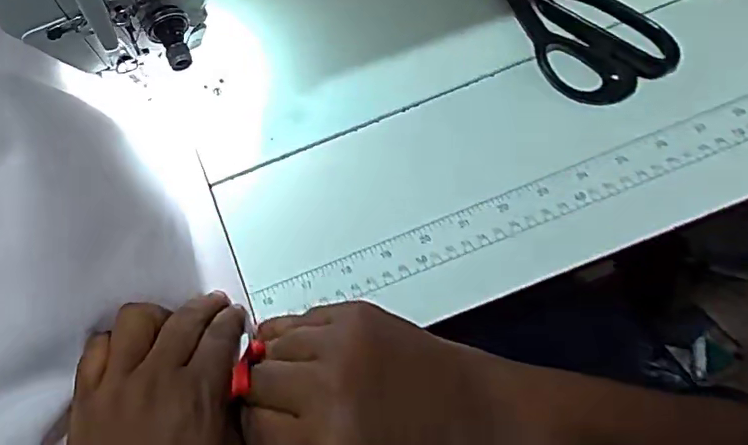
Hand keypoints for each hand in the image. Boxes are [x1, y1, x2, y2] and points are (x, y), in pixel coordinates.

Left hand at [70, 292, 247, 444]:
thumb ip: (230, 419)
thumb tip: (236, 389)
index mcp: (194, 397)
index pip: (217, 340)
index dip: (230, 323)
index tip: (235, 316)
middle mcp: (154, 379)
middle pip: (183, 321)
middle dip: (204, 308)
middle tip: (215, 305)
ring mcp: (115, 383)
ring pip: (136, 320)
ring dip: (157, 318)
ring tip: (169, 322)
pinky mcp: (85, 395)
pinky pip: (97, 345)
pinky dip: (113, 341)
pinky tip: (124, 348)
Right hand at [240, 302, 529, 444]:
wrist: (494, 422)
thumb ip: (305, 444)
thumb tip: (261, 426)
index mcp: (333, 439)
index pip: (255, 422)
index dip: (252, 424)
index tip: (257, 424)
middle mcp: (330, 387)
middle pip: (257, 377)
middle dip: (259, 390)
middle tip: (268, 401)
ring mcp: (341, 342)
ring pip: (271, 342)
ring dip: (274, 358)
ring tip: (287, 374)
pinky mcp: (352, 314)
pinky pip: (298, 317)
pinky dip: (294, 334)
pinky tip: (302, 349)